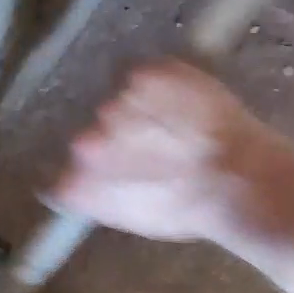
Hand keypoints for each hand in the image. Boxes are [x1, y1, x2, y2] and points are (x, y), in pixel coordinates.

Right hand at [50, 59, 291, 245]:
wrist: (232, 179)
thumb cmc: (186, 211)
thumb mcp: (132, 218)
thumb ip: (101, 196)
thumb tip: (93, 184)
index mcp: (75, 186)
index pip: (61, 177)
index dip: (83, 175)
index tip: (105, 177)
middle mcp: (83, 144)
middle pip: (87, 138)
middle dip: (111, 142)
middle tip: (147, 152)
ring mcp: (111, 105)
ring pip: (115, 105)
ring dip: (136, 113)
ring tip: (171, 128)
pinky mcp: (142, 74)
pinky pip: (141, 75)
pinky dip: (158, 85)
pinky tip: (180, 104)